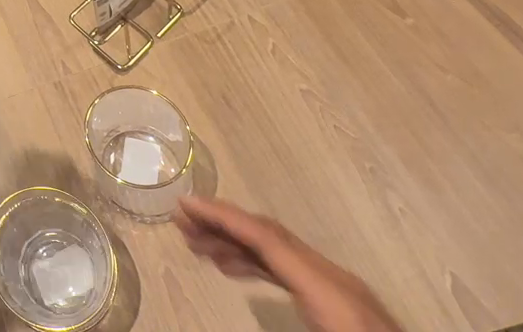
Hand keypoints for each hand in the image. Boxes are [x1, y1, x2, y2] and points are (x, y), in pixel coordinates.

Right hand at [175, 196, 403, 331]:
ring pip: (280, 252)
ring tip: (197, 244)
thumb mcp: (322, 329)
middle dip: (223, 223)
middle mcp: (335, 280)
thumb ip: (282, 316)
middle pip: (271, 236)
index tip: (184, 204)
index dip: (222, 217)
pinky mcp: (341, 305)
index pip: (267, 239)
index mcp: (329, 292)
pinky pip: (292, 271)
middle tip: (181, 221)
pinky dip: (257, 262)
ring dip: (236, 243)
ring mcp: (340, 292)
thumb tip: (231, 268)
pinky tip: (234, 267)